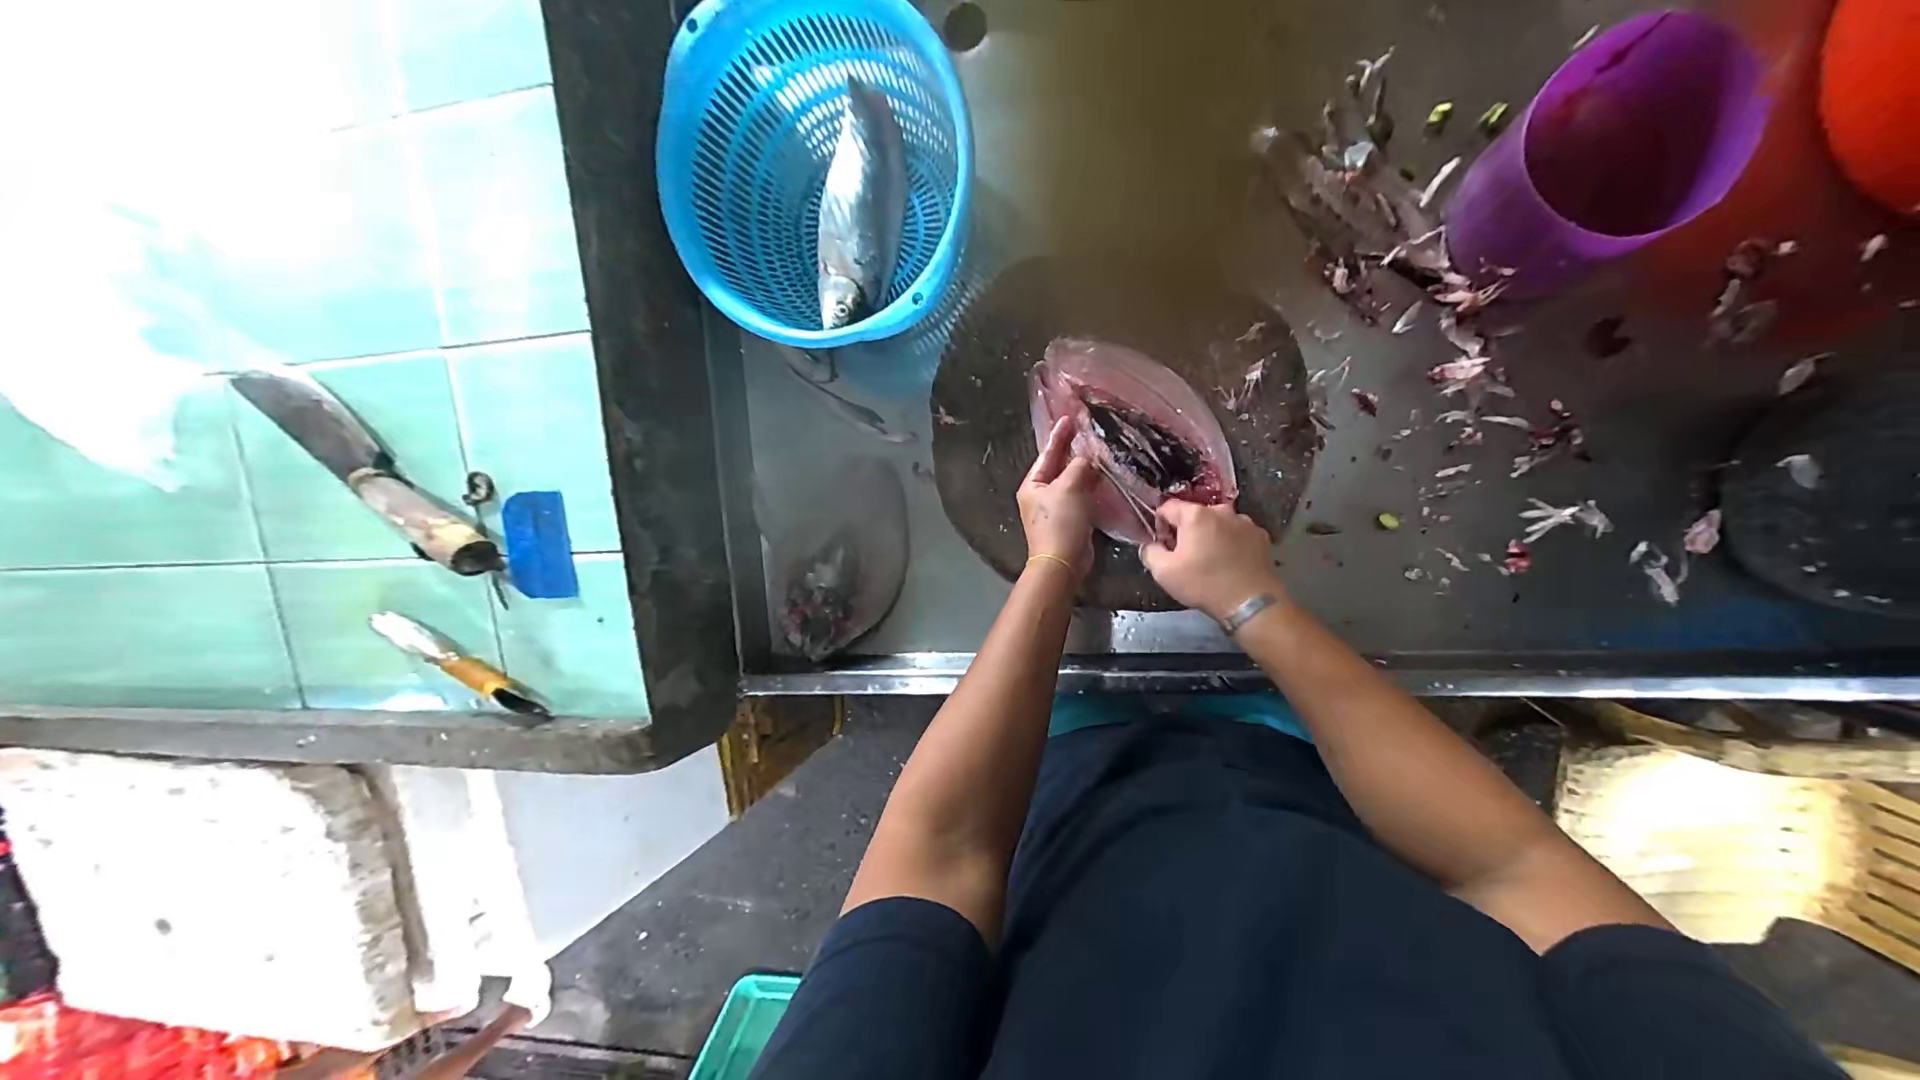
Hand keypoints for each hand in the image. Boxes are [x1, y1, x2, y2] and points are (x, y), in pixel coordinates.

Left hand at [1018, 417, 1097, 579]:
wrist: (1063, 562)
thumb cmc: (1060, 522)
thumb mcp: (1069, 487)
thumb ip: (1079, 466)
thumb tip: (1088, 456)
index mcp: (1032, 484)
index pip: (1047, 453)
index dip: (1060, 436)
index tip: (1070, 418)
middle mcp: (1040, 494)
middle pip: (1059, 467)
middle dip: (1074, 451)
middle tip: (1089, 431)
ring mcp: (1054, 508)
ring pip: (1071, 481)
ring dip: (1085, 468)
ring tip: (1100, 451)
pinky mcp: (1069, 520)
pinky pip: (1080, 496)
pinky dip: (1090, 486)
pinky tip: (1102, 477)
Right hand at [1142, 500, 1287, 619]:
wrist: (1251, 603)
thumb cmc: (1204, 584)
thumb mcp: (1163, 572)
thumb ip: (1149, 552)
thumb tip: (1152, 545)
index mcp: (1195, 515)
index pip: (1167, 507)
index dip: (1160, 525)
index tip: (1164, 545)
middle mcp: (1222, 511)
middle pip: (1195, 515)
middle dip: (1187, 531)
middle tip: (1186, 556)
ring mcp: (1245, 522)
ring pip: (1218, 524)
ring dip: (1210, 536)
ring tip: (1211, 561)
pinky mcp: (1261, 537)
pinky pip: (1237, 534)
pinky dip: (1231, 543)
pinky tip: (1230, 563)